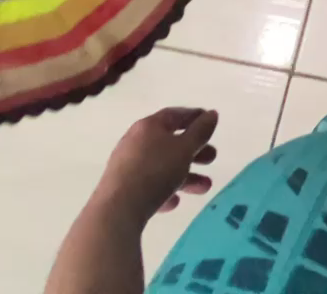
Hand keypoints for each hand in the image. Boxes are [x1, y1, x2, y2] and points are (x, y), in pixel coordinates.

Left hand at [92, 107, 218, 224]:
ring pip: (162, 166)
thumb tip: (211, 114)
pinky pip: (148, 185)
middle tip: (212, 159)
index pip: (176, 114)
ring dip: (185, 175)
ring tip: (203, 188)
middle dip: (195, 151)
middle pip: (170, 142)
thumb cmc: (155, 172)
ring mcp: (125, 167)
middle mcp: (135, 142)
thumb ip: (201, 131)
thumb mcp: (185, 149)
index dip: (195, 117)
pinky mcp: (120, 190)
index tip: (211, 124)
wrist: (115, 212)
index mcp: (149, 126)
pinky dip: (164, 190)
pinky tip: (174, 203)